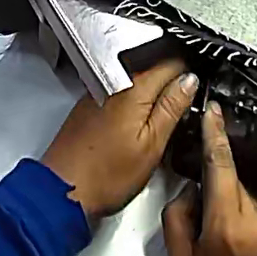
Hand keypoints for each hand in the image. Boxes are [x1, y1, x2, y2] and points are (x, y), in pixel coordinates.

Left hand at [43, 59, 197, 219]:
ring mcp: (99, 91)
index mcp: (135, 87)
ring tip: (152, 128)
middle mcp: (114, 81)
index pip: (174, 62)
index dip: (190, 77)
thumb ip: (173, 106)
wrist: (61, 193)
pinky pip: (121, 91)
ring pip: (138, 80)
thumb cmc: (104, 175)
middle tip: (177, 115)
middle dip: (171, 84)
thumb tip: (190, 81)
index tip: (194, 95)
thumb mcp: (153, 144)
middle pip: (155, 67)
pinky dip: (132, 104)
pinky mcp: (89, 103)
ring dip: (151, 95)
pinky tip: (131, 130)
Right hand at [162, 100, 256, 255]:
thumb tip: (187, 192)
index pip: (220, 166)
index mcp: (228, 227)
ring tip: (237, 254)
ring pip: (253, 200)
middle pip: (235, 185)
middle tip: (212, 233)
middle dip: (221, 197)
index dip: (214, 134)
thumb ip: (178, 223)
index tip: (213, 110)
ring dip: (241, 214)